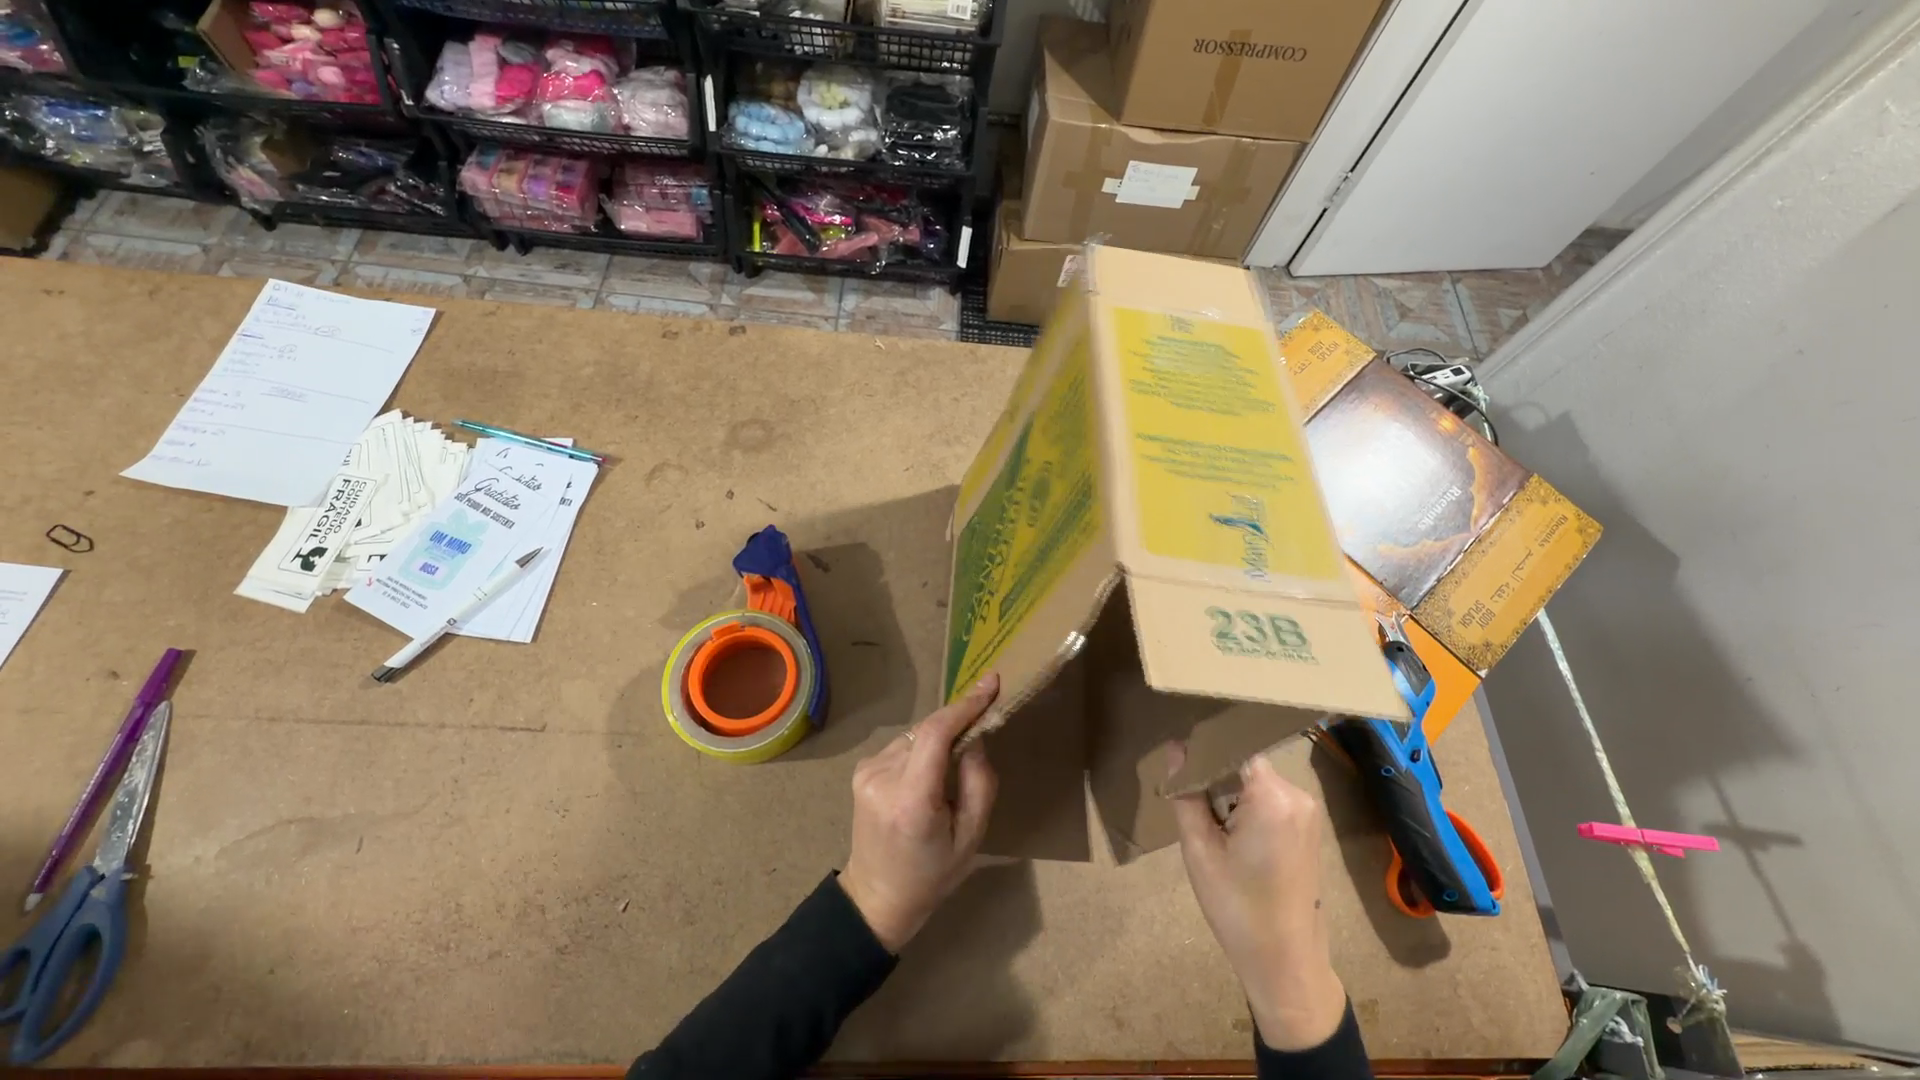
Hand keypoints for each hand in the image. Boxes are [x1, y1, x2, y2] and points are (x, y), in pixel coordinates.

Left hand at [839, 673, 1000, 951]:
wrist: (877, 896)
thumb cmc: (932, 875)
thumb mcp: (971, 837)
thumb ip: (979, 783)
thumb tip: (975, 738)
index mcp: (911, 799)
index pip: (935, 733)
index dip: (964, 705)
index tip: (991, 684)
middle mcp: (882, 778)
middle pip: (927, 731)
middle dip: (957, 726)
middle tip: (981, 736)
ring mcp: (866, 772)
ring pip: (915, 737)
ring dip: (937, 743)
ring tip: (948, 778)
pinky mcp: (860, 771)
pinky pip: (902, 747)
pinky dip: (921, 753)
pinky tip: (926, 781)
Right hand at [1170, 745, 1346, 1051]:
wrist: (1284, 960)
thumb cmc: (1236, 906)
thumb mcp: (1199, 849)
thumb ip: (1187, 793)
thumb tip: (1176, 748)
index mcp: (1273, 797)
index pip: (1234, 748)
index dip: (1205, 752)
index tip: (1180, 765)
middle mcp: (1297, 796)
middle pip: (1245, 766)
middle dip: (1216, 779)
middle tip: (1190, 806)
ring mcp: (1307, 813)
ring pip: (1256, 784)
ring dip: (1230, 797)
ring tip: (1210, 829)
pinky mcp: (1308, 829)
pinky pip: (1270, 802)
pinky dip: (1247, 811)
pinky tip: (1232, 841)